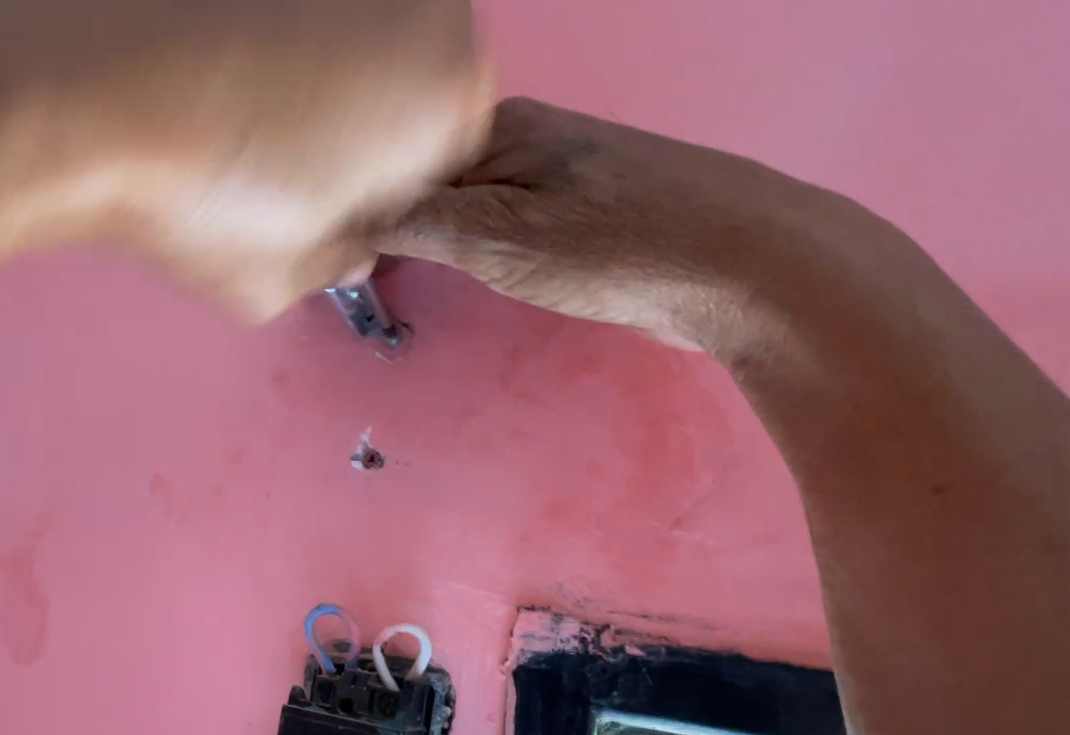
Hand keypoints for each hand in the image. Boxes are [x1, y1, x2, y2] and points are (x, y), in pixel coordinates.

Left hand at [19, 0, 494, 317]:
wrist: (87, 98)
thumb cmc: (196, 192)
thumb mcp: (278, 281)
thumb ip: (331, 267)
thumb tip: (341, 251)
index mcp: (443, 92)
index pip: (439, 158)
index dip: (378, 196)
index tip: (330, 214)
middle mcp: (413, 3)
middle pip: (398, 85)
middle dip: (351, 131)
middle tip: (278, 174)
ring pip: (342, 42)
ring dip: (306, 83)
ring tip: (232, 126)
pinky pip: (283, 17)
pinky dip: (257, 44)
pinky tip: (208, 80)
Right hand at [377, 97, 879, 351]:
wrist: (743, 269)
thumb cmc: (611, 248)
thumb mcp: (493, 237)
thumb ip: (413, 223)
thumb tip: (345, 219)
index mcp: (496, 130)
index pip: (396, 160)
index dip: (355, 206)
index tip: (326, 255)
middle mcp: (522, 139)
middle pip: (425, 177)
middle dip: (386, 221)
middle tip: (353, 269)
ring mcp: (554, 174)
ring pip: (460, 202)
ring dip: (425, 237)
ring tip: (390, 270)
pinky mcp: (578, 211)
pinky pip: (497, 222)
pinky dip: (466, 246)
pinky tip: (461, 269)